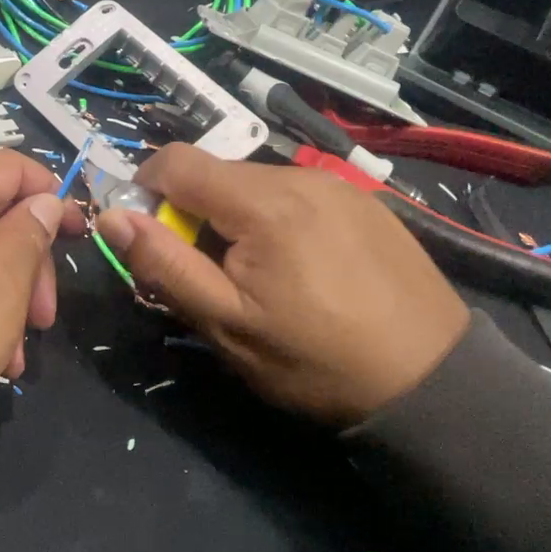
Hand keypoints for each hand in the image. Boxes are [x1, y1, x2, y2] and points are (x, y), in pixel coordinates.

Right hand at [94, 144, 469, 425]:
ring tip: (254, 275)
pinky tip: (298, 269)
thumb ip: (162, 264)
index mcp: (264, 203)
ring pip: (252, 183)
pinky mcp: (365, 204)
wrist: (440, 389)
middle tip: (205, 273)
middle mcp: (300, 177)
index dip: (144, 191)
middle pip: (213, 173)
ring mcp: (339, 187)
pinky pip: (293, 194)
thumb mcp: (226, 323)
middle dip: (190, 213)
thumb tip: (110, 217)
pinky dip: (272, 220)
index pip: (174, 161)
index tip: (151, 239)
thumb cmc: (318, 362)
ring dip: (231, 217)